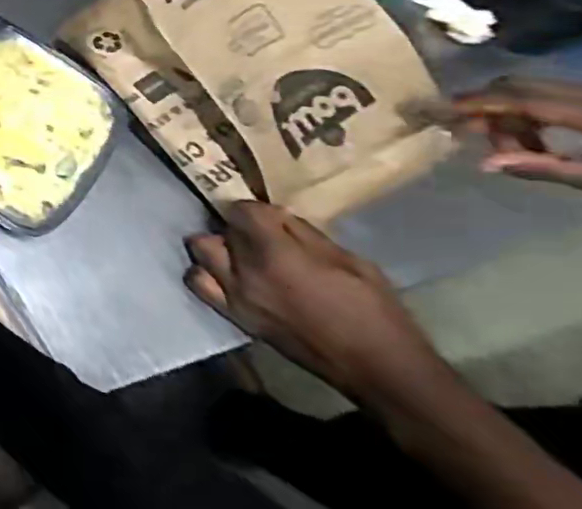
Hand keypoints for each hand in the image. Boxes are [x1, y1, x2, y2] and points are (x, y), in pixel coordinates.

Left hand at [185, 201, 441, 401]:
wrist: (381, 372)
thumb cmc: (377, 315)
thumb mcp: (352, 262)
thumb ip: (304, 235)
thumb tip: (276, 218)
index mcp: (275, 254)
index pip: (241, 211)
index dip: (256, 210)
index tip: (273, 218)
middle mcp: (244, 270)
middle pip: (216, 230)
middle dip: (235, 229)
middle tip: (259, 239)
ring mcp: (234, 294)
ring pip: (199, 253)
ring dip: (217, 250)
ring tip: (243, 259)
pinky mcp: (234, 316)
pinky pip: (200, 285)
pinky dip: (208, 275)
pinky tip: (233, 280)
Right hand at [453, 80, 581, 193]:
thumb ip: (549, 169)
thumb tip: (485, 163)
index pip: (515, 99)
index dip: (471, 104)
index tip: (433, 112)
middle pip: (518, 86)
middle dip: (488, 107)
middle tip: (479, 138)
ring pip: (533, 90)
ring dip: (511, 114)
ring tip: (521, 148)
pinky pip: (554, 98)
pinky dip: (534, 115)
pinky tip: (546, 142)